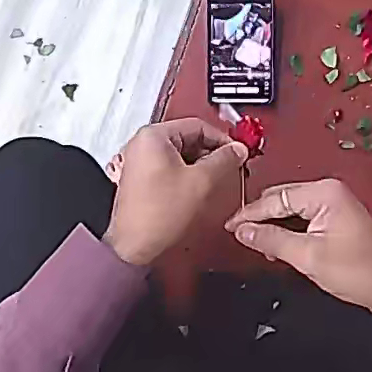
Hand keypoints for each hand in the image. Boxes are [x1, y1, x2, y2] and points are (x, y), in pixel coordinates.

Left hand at [104, 119, 247, 264]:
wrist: (134, 246)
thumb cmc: (156, 214)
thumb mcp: (201, 181)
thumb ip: (224, 160)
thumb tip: (237, 149)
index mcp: (153, 136)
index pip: (197, 125)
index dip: (222, 138)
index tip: (236, 151)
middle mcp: (143, 144)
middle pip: (188, 138)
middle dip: (211, 152)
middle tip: (229, 164)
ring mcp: (140, 161)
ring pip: (180, 153)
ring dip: (200, 164)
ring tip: (215, 178)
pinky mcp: (141, 177)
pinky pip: (170, 166)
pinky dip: (187, 173)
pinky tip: (198, 187)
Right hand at [225, 179, 371, 315]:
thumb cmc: (354, 271)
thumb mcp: (307, 257)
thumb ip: (271, 240)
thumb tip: (241, 231)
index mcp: (324, 192)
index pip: (276, 198)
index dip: (250, 213)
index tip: (229, 226)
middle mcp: (329, 188)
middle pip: (283, 197)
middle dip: (260, 216)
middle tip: (238, 234)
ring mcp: (335, 199)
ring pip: (292, 206)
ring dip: (274, 222)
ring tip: (255, 241)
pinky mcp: (338, 212)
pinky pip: (305, 213)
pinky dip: (289, 226)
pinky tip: (277, 242)